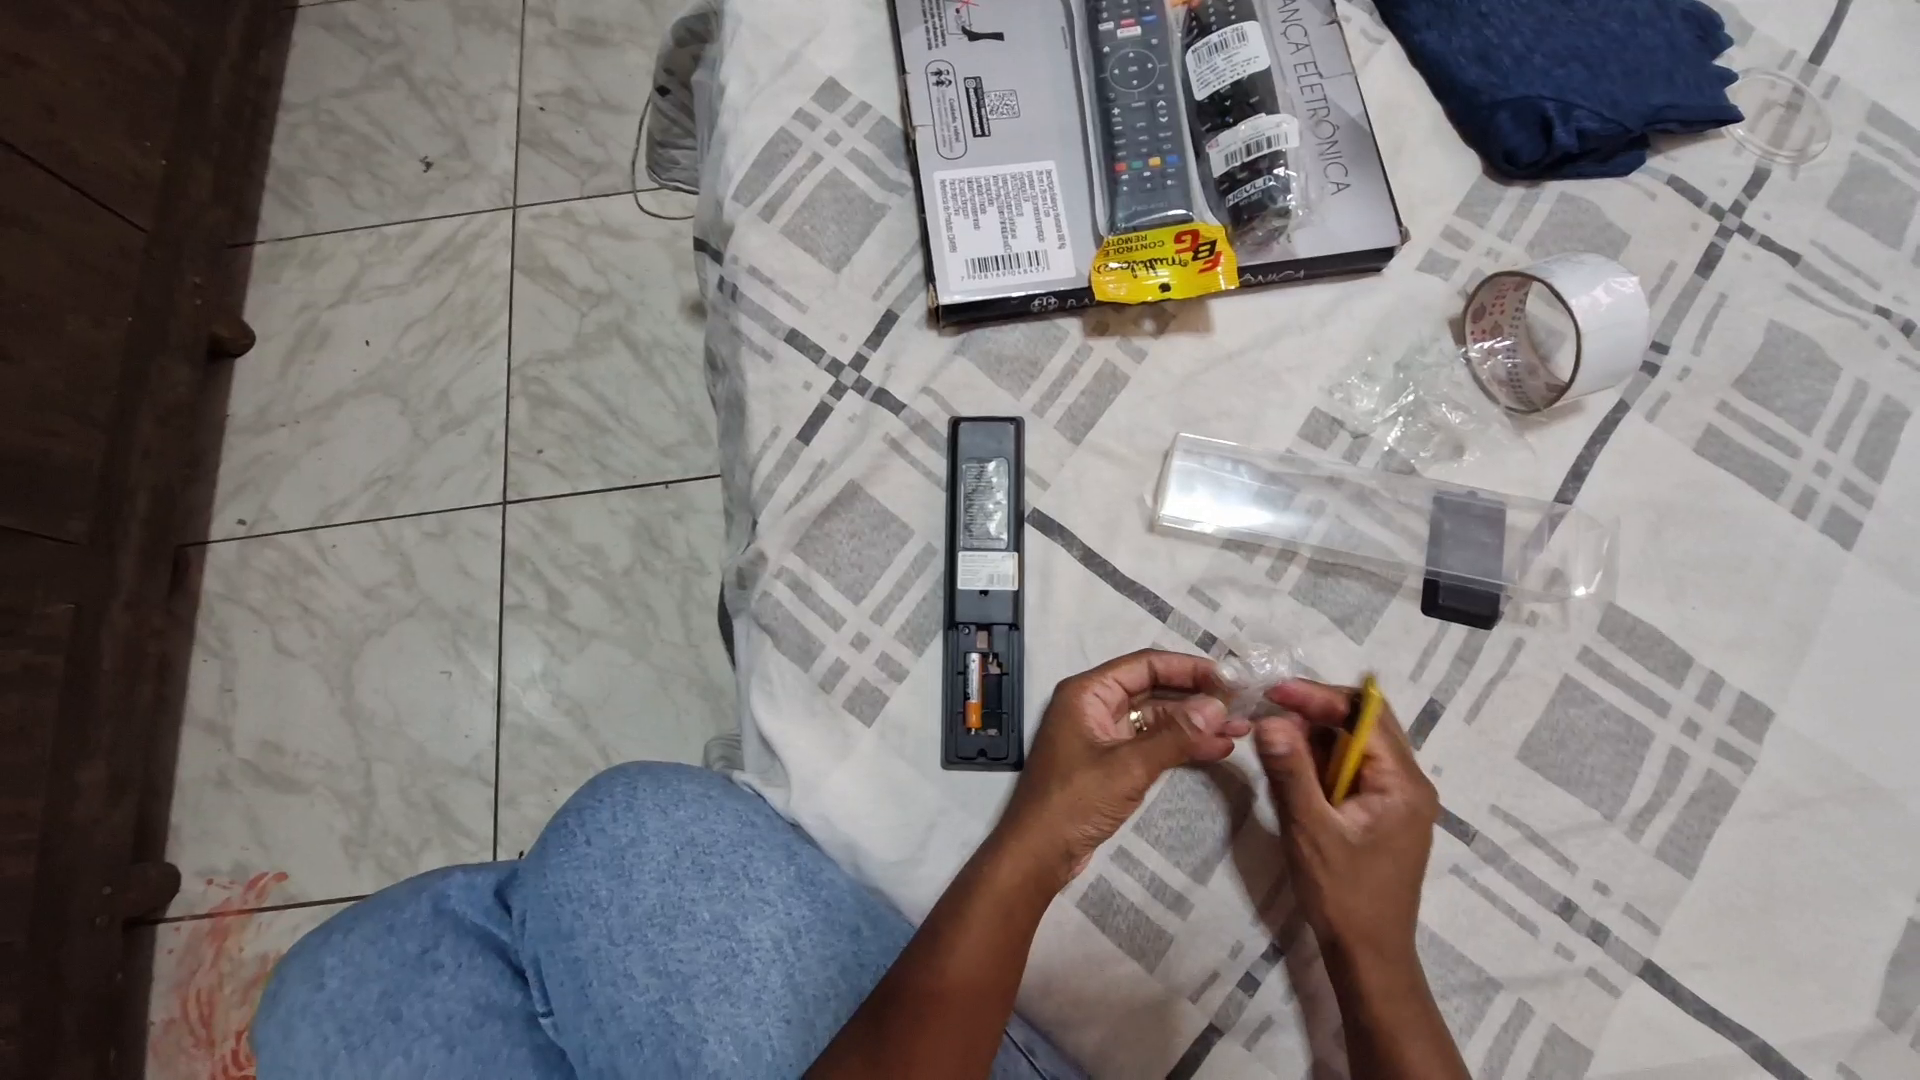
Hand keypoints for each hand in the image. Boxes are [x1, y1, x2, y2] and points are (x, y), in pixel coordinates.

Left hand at [994, 650, 1250, 888]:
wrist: (1040, 853)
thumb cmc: (1076, 801)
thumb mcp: (1129, 766)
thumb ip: (1175, 735)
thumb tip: (1219, 706)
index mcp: (1088, 692)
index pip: (1145, 665)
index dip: (1189, 668)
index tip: (1230, 678)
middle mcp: (1095, 705)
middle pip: (1154, 688)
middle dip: (1197, 696)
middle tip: (1243, 705)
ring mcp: (1104, 734)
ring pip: (1157, 717)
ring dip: (1195, 723)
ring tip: (1241, 729)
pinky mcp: (1112, 761)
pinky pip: (1152, 742)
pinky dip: (1181, 745)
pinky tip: (1217, 748)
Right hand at [1253, 679, 1438, 971]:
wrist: (1368, 954)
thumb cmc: (1343, 894)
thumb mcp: (1309, 829)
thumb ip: (1291, 771)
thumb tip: (1270, 719)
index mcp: (1402, 783)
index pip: (1364, 714)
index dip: (1318, 697)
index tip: (1273, 693)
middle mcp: (1408, 782)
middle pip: (1364, 721)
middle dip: (1316, 710)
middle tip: (1271, 711)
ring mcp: (1397, 798)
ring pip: (1356, 743)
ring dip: (1316, 734)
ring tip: (1275, 738)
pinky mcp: (1381, 812)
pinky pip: (1351, 768)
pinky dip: (1321, 759)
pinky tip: (1292, 767)